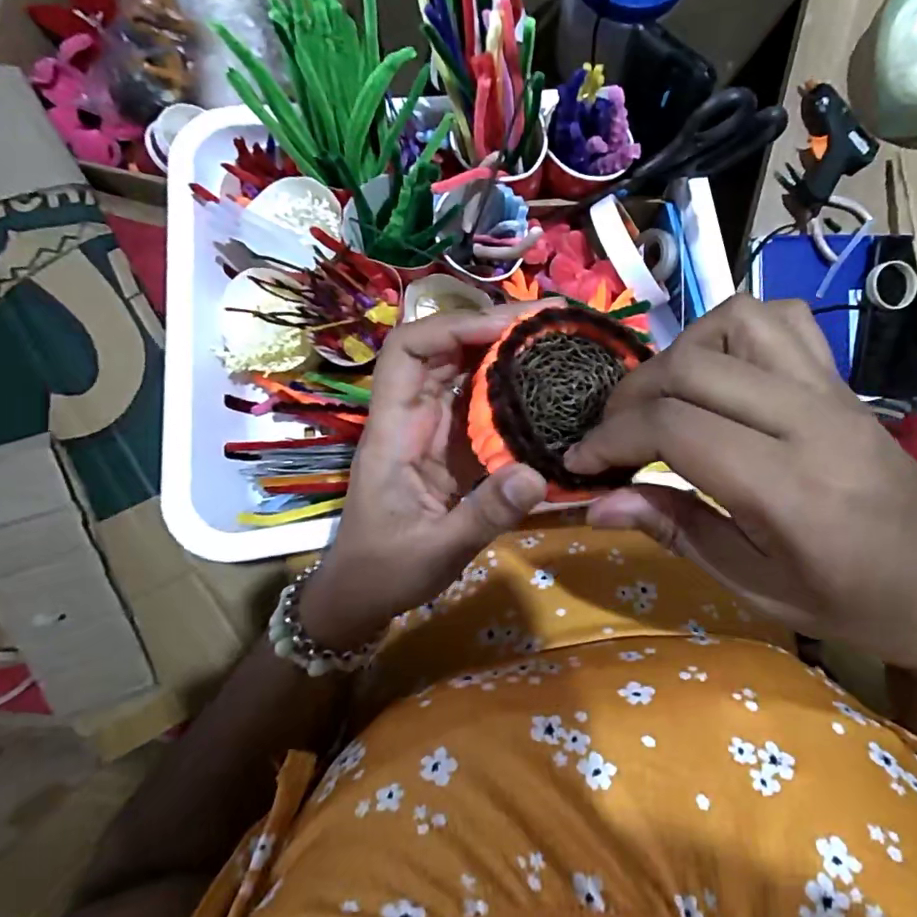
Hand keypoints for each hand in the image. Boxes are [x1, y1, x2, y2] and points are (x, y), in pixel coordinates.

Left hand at [298, 305, 548, 648]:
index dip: (452, 327)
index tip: (505, 328)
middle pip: (443, 349)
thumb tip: (537, 475)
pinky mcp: (455, 446)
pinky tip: (548, 384)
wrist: (362, 594)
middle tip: (549, 322)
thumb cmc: (384, 570)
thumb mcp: (436, 549)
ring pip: (464, 371)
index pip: (408, 352)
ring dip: (505, 349)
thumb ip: (484, 514)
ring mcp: (435, 429)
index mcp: (395, 430)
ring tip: (554, 340)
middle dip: (491, 326)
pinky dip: (512, 385)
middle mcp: (414, 417)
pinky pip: (482, 403)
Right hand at [564, 295, 916, 681]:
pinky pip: (786, 321)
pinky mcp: (844, 382)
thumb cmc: (859, 606)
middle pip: (694, 367)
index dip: (612, 438)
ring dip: (683, 350)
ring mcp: (833, 391)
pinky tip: (724, 372)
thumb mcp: (759, 588)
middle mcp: (809, 421)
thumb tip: (600, 501)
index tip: (579, 461)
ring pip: (737, 321)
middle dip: (631, 395)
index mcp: (789, 489)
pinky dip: (737, 330)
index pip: (675, 429)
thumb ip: (679, 531)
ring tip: (665, 396)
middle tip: (610, 435)